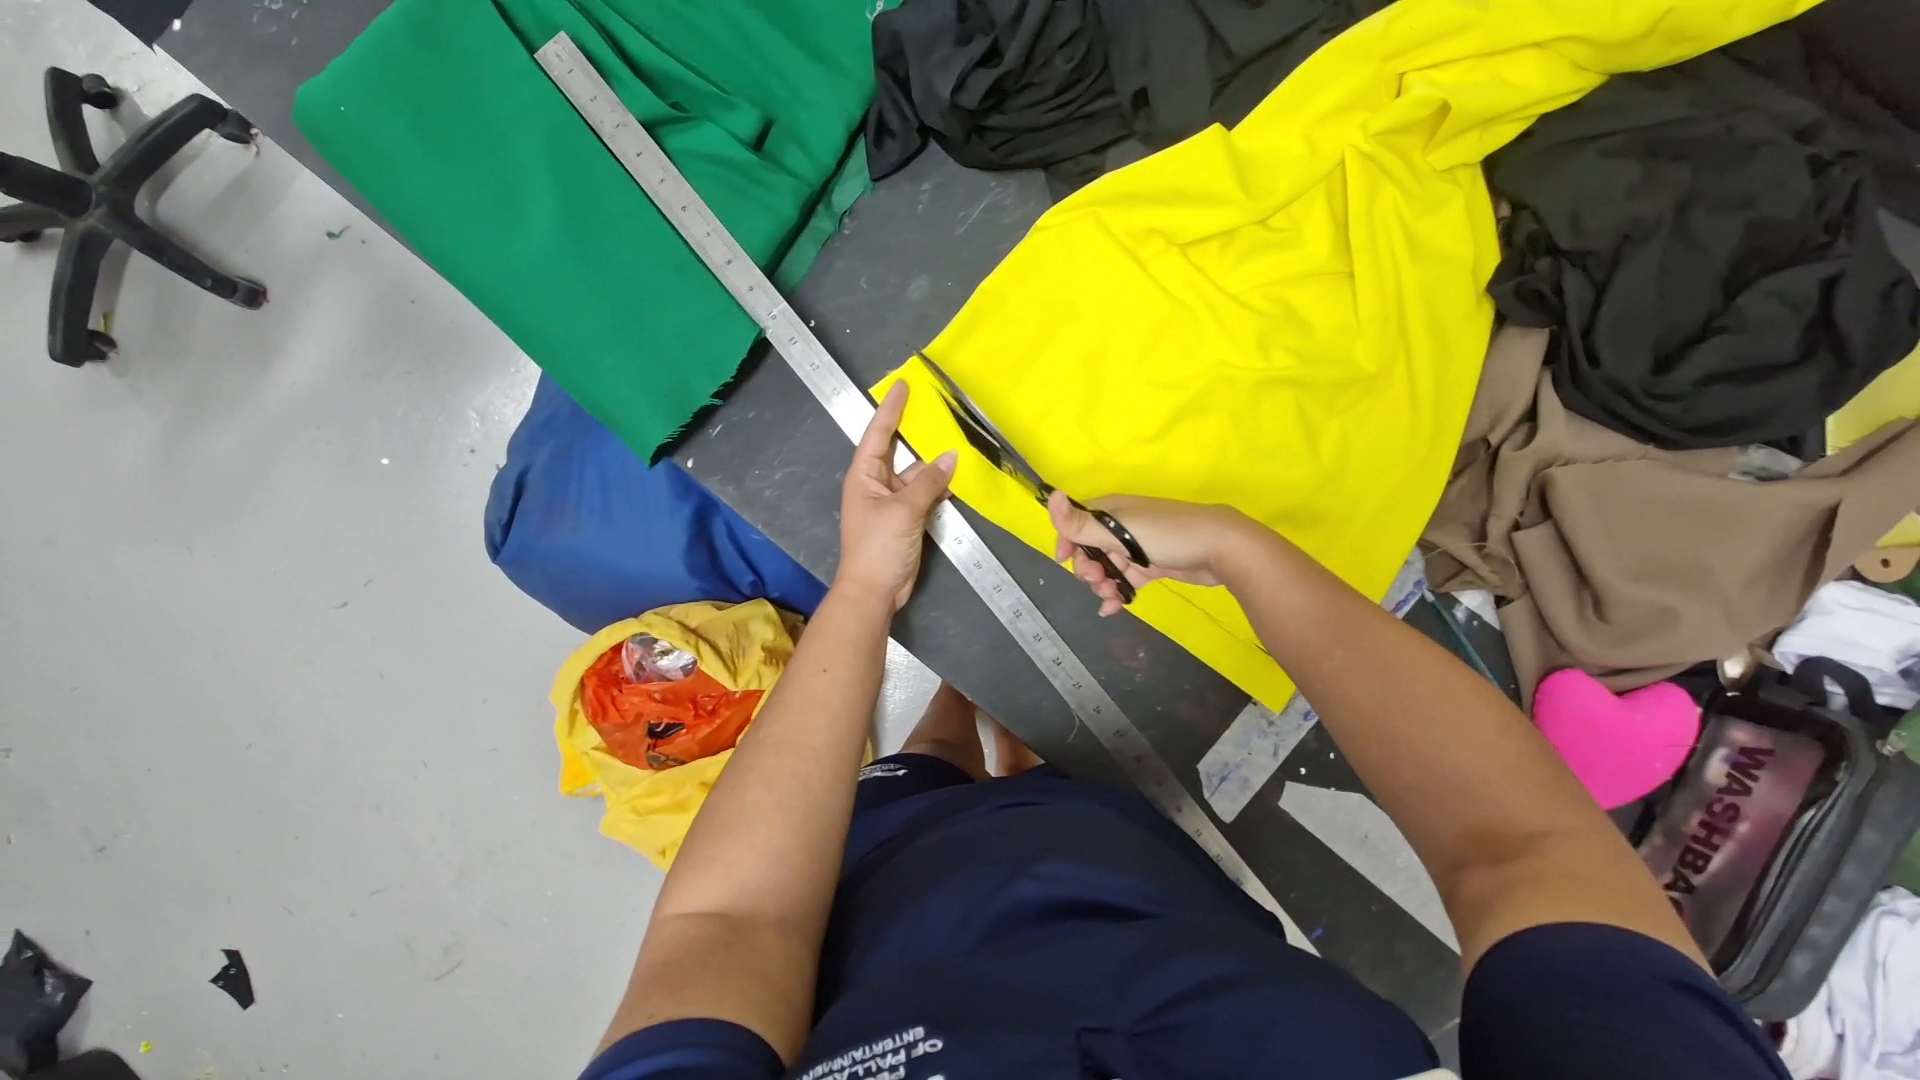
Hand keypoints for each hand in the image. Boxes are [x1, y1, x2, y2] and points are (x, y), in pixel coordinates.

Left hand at [835, 382, 956, 610]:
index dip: (890, 409)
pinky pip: (923, 495)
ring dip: (933, 465)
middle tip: (935, 407)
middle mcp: (875, 485)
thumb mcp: (904, 510)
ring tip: (957, 442)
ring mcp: (891, 503)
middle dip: (915, 433)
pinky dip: (938, 487)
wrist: (874, 591)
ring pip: (915, 475)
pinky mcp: (906, 520)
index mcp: (864, 476)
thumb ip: (929, 482)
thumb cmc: (879, 547)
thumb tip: (950, 458)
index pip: (878, 434)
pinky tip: (955, 478)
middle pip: (898, 452)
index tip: (903, 385)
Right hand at [1048, 492, 1264, 615]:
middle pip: (1090, 548)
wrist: (1220, 548)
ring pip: (1108, 568)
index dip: (1067, 541)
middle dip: (1086, 568)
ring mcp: (1138, 547)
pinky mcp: (1152, 566)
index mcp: (1112, 511)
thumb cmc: (1166, 535)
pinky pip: (1126, 580)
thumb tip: (1050, 496)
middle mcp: (1122, 526)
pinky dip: (1118, 594)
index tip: (1064, 561)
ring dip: (1101, 584)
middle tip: (1095, 581)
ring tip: (1108, 597)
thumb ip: (1081, 522)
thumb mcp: (1119, 530)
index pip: (1077, 522)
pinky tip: (1113, 609)